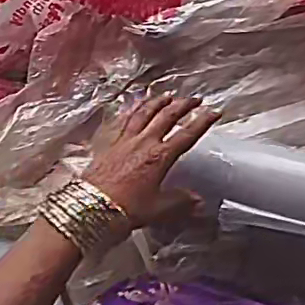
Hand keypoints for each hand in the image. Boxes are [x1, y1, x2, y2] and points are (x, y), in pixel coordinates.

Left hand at [82, 96, 219, 227]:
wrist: (89, 208)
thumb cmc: (126, 209)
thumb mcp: (159, 209)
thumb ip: (180, 202)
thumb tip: (198, 201)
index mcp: (160, 156)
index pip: (187, 134)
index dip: (202, 122)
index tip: (214, 111)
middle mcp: (144, 142)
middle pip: (166, 116)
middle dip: (183, 105)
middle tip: (194, 98)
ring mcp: (125, 140)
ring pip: (144, 113)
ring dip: (158, 102)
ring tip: (167, 95)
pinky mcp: (109, 143)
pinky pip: (124, 120)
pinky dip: (133, 110)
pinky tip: (135, 106)